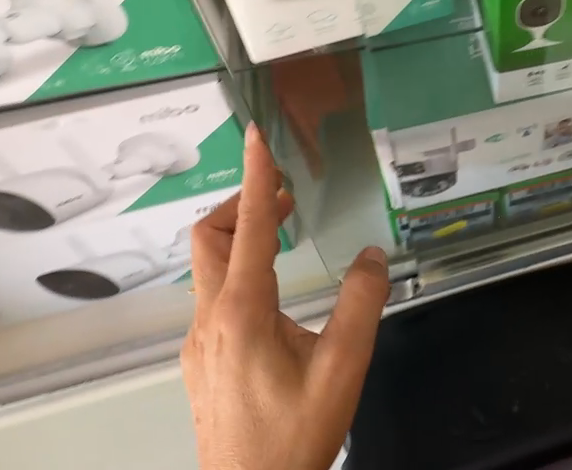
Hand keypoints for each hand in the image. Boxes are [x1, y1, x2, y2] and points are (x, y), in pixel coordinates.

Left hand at [182, 124, 391, 469]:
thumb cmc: (294, 435)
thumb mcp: (343, 366)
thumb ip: (362, 302)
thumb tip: (372, 255)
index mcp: (241, 312)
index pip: (244, 228)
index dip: (254, 177)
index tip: (256, 136)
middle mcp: (209, 320)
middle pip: (208, 239)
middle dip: (241, 204)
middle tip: (285, 196)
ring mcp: (199, 344)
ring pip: (207, 268)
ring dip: (241, 237)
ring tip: (284, 232)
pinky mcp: (203, 362)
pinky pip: (213, 295)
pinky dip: (239, 269)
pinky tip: (274, 291)